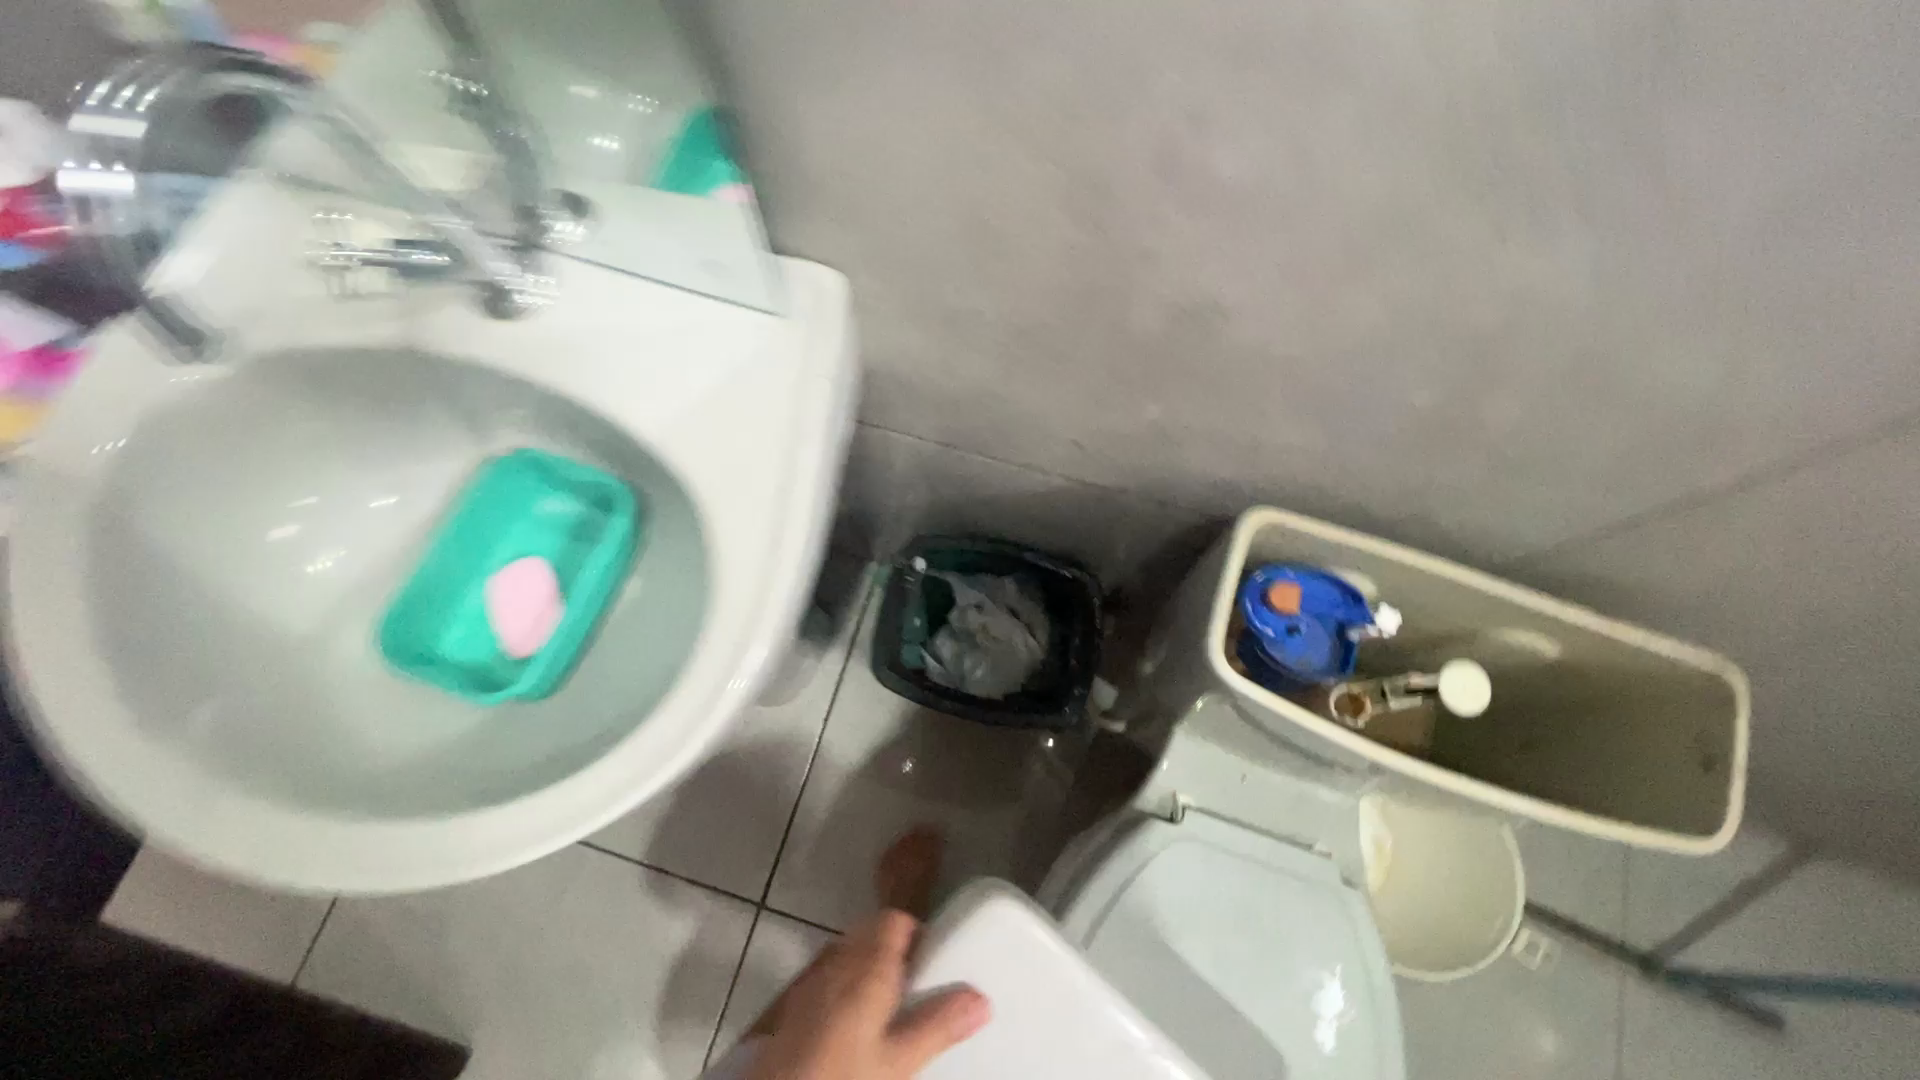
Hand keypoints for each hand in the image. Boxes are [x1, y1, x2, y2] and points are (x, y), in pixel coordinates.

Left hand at [745, 910, 989, 1079]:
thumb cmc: (844, 1073)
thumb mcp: (900, 1060)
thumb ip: (939, 1025)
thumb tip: (981, 999)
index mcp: (868, 964)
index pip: (895, 920)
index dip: (917, 933)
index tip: (934, 962)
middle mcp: (838, 961)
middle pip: (871, 932)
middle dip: (896, 949)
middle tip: (918, 987)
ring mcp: (813, 980)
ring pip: (849, 951)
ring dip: (870, 964)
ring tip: (891, 1005)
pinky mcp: (797, 1003)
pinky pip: (830, 974)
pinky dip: (847, 983)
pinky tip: (855, 1021)